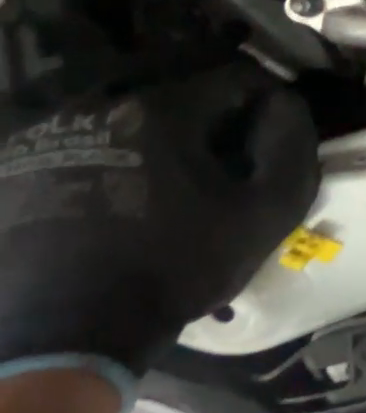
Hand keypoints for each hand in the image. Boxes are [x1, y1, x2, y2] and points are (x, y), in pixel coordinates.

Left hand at [0, 60, 318, 403]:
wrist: (66, 334)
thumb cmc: (180, 264)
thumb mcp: (269, 208)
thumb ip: (291, 144)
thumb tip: (284, 104)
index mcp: (161, 112)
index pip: (236, 78)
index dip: (268, 101)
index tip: (276, 133)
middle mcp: (96, 109)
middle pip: (178, 97)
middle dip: (210, 121)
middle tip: (226, 161)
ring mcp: (43, 139)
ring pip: (127, 120)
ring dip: (157, 139)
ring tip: (170, 182)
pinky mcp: (12, 172)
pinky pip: (81, 146)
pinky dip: (110, 160)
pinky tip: (120, 199)